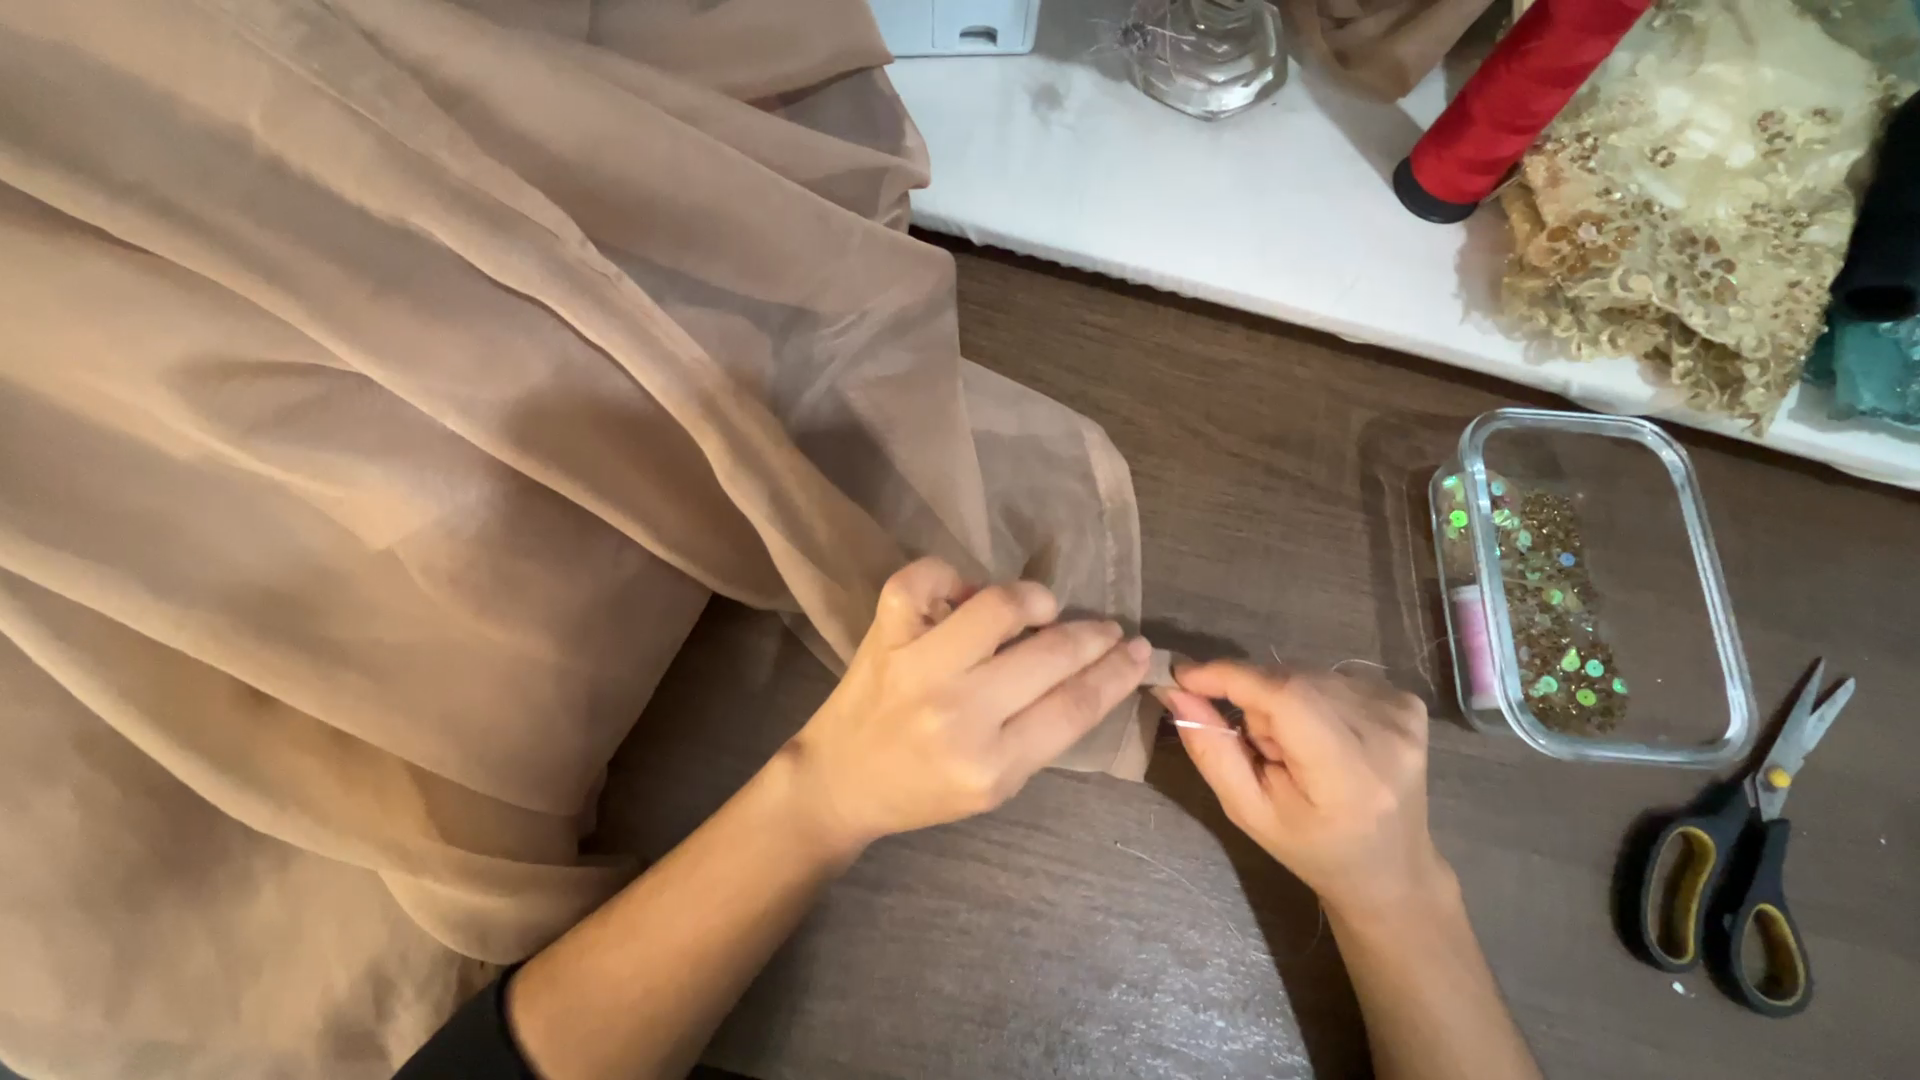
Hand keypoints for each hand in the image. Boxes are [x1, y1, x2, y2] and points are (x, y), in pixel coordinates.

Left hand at [786, 557, 1150, 849]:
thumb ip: (1041, 730)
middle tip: (1106, 626)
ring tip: (1042, 607)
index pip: (1076, 705)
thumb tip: (1089, 665)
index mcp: (992, 765)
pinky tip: (965, 591)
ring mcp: (917, 669)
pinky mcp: (884, 636)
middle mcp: (958, 715)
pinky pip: (923, 579)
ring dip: (1034, 598)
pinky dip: (951, 575)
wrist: (839, 781)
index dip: (1117, 671)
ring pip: (998, 607)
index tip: (1138, 649)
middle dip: (1093, 634)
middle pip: (1050, 654)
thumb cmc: (923, 789)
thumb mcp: (996, 784)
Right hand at [1163, 661, 1453, 923]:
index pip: (1285, 696)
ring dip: (1283, 700)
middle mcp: (1385, 733)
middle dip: (1257, 702)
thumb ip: (1211, 749)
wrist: (1390, 869)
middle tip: (1260, 748)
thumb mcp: (1248, 811)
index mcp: (1349, 774)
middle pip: (1290, 680)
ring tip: (1293, 747)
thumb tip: (1176, 691)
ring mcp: (1402, 713)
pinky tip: (1320, 735)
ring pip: (1307, 674)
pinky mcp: (1409, 703)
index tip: (1184, 674)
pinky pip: (1331, 677)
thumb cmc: (1312, 848)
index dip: (1230, 676)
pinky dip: (1310, 698)